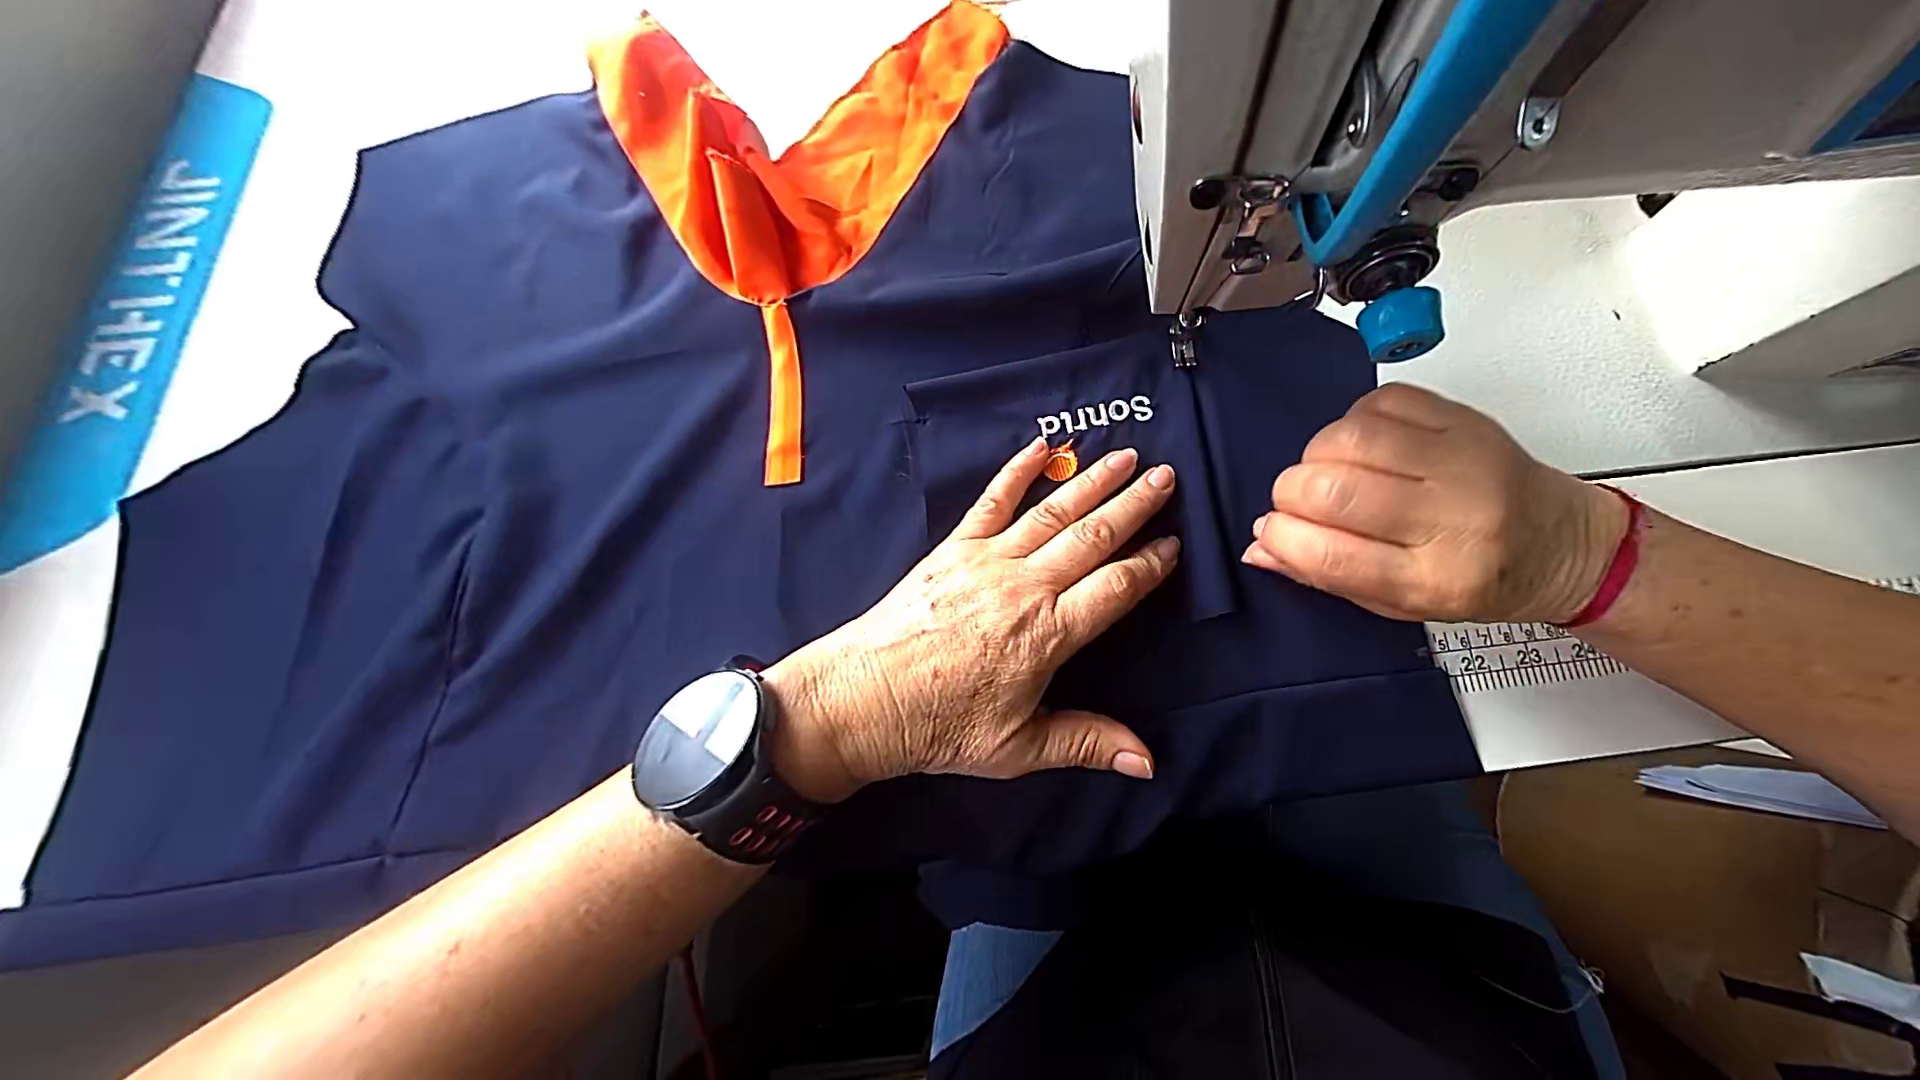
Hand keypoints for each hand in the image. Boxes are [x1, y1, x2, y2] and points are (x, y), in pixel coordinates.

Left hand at [764, 438, 1180, 801]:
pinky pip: (992, 500)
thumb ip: (1087, 743)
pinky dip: (1018, 471)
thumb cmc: (938, 726)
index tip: (1174, 544)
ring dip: (1092, 482)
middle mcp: (1024, 588)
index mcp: (1047, 636)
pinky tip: (1042, 447)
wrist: (863, 699)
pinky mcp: (953, 548)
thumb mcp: (1018, 748)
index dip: (1151, 564)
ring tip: (1125, 457)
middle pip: (1093, 537)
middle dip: (1135, 505)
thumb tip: (1149, 762)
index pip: (1116, 588)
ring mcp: (986, 561)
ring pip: (1052, 512)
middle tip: (1166, 476)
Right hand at [1241, 383, 1626, 623]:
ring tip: (1328, 472)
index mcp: (1436, 578)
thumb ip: (1323, 575)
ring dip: (1316, 456)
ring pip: (1349, 439)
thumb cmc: (1476, 580)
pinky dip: (1351, 423)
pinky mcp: (1466, 419)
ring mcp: (1464, 460)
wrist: (1559, 544)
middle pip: (1333, 490)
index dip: (1281, 537)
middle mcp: (1456, 517)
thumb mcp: (1398, 603)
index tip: (1271, 532)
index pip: (1330, 554)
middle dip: (1290, 494)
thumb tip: (1260, 547)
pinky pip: (1379, 403)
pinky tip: (1361, 447)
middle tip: (1297, 502)